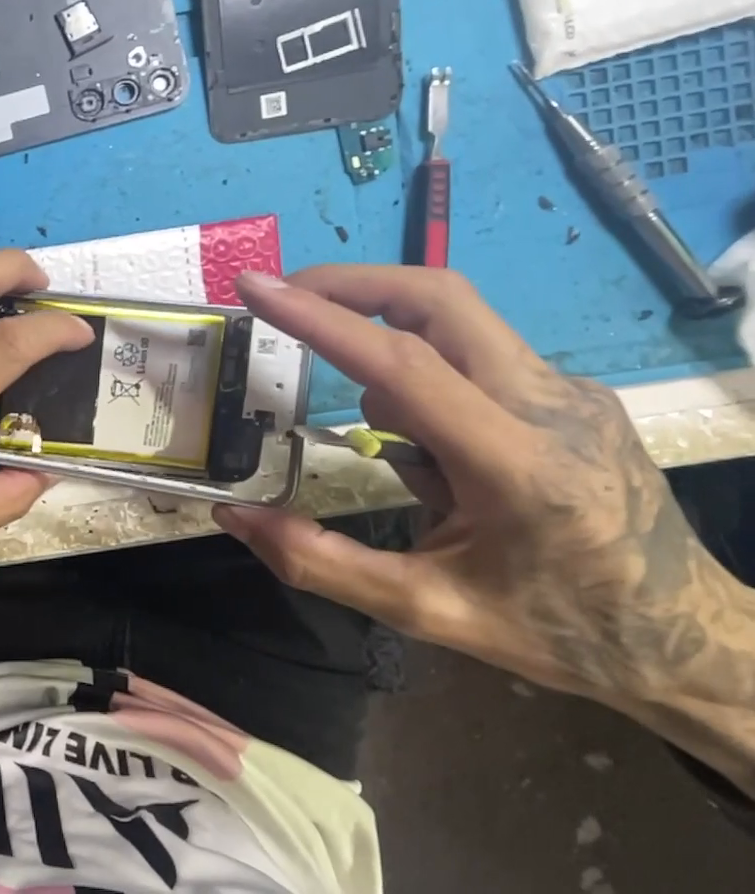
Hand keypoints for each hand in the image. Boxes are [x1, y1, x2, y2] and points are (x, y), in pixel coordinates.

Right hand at [216, 267, 754, 721]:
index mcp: (517, 465)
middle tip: (280, 296)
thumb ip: (319, 562)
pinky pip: (473, 358)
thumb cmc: (555, 629)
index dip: (320, 317)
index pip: (402, 364)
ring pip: (456, 324)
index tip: (256, 286)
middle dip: (350, 284)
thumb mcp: (425, 611)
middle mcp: (551, 408)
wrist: (691, 640)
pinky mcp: (569, 396)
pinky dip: (421, 378)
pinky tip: (426, 452)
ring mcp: (569, 394)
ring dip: (385, 344)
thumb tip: (232, 515)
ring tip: (383, 442)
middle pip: (441, 302)